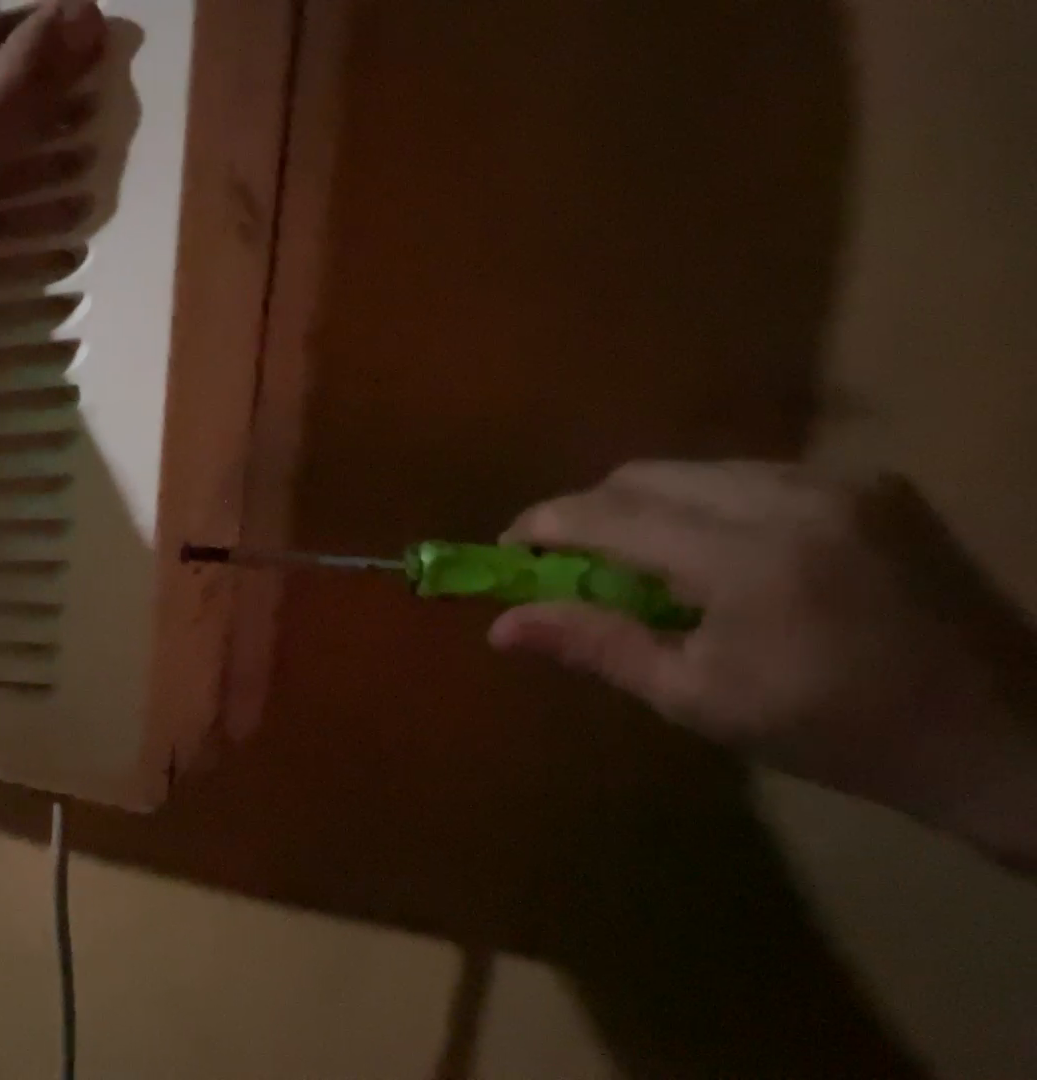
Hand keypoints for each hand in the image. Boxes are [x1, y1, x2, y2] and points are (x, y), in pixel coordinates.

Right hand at [492, 461, 1036, 866]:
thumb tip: (499, 626)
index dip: (541, 525)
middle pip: (642, 475)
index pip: (607, 514)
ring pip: (691, 470)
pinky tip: (708, 554)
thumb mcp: (696, 698)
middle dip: (587, 513)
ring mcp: (837, 481)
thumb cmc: (835, 731)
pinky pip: (745, 475)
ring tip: (638, 563)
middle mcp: (789, 496)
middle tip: (567, 563)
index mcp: (746, 558)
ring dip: (641, 507)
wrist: (1012, 735)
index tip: (506, 551)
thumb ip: (594, 645)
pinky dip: (699, 504)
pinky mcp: (867, 483)